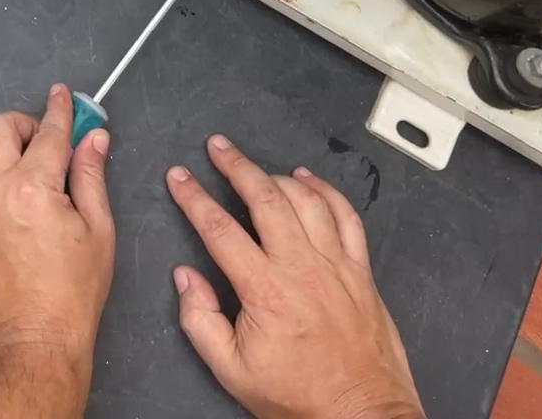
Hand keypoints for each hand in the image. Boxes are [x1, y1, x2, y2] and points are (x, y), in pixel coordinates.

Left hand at [0, 85, 114, 417]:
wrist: (36, 339)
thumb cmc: (74, 290)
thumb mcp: (99, 230)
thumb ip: (91, 175)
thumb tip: (93, 138)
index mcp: (35, 187)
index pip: (49, 132)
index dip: (58, 109)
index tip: (61, 95)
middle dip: (22, 125)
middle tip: (39, 144)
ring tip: (10, 168)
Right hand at [167, 136, 421, 418]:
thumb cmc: (299, 399)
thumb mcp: (232, 371)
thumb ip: (199, 320)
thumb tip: (185, 276)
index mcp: (265, 291)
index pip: (219, 228)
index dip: (194, 197)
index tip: (178, 177)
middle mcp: (301, 269)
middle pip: (264, 198)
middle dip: (236, 166)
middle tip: (218, 147)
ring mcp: (336, 267)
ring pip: (305, 200)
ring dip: (276, 174)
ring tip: (255, 165)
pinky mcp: (362, 273)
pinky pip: (348, 218)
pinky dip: (327, 192)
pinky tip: (308, 180)